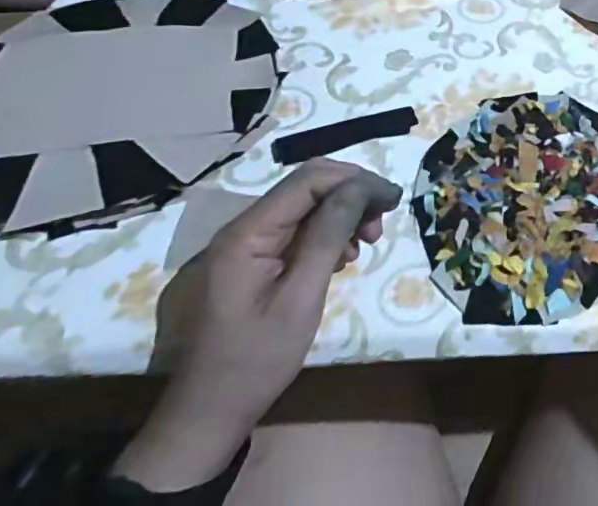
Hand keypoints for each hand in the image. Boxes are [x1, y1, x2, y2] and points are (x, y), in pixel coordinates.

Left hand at [113, 160, 403, 490]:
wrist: (204, 417)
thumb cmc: (255, 362)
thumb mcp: (301, 298)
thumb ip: (329, 235)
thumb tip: (361, 188)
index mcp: (247, 233)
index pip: (309, 180)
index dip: (356, 180)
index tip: (392, 199)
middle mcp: (240, 228)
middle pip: (306, 187)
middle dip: (351, 195)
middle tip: (380, 224)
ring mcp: (241, 245)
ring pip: (302, 207)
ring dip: (340, 215)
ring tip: (365, 244)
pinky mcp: (246, 262)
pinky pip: (291, 230)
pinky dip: (322, 234)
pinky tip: (339, 258)